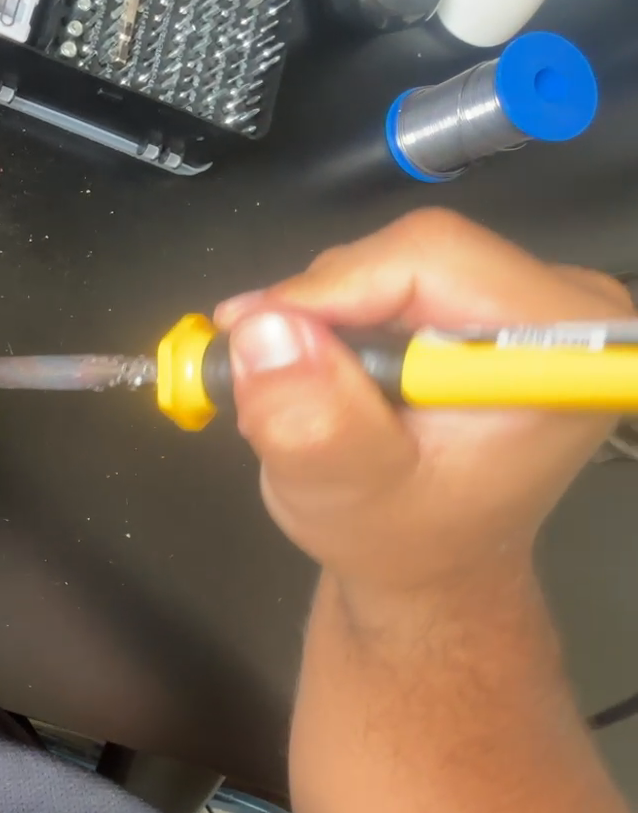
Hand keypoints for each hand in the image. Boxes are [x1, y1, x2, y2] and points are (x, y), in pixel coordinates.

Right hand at [215, 208, 630, 598]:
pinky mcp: (474, 314)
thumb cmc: (393, 534)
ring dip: (310, 323)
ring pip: (377, 263)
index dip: (324, 295)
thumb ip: (310, 415)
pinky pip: (374, 282)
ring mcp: (516, 308)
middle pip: (401, 253)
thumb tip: (259, 329)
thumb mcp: (340, 487)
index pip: (427, 259)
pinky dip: (322, 326)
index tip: (254, 348)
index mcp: (557, 349)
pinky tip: (321, 379)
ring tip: (300, 393)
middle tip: (267, 380)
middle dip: (311, 313)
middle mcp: (558, 312)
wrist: (422, 559)